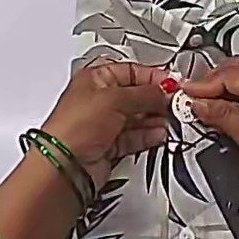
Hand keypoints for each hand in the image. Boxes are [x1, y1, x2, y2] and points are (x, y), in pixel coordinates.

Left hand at [40, 62, 173, 181]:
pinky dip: (148, 135)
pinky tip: (158, 133)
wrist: (64, 167)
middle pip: (136, 95)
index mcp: (95, 79)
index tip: (171, 83)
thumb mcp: (115, 99)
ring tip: (168, 119)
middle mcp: (99, 100)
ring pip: (137, 117)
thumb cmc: (73, 128)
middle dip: (156, 99)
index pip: (131, 71)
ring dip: (155, 118)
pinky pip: (135, 137)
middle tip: (173, 103)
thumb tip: (163, 90)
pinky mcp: (109, 146)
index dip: (153, 76)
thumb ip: (145, 93)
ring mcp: (104, 124)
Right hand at [183, 57, 238, 209]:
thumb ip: (220, 115)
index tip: (184, 94)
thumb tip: (199, 104)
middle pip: (235, 70)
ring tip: (202, 107)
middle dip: (210, 84)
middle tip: (189, 99)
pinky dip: (236, 98)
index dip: (202, 85)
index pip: (228, 74)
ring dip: (223, 90)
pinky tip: (223, 112)